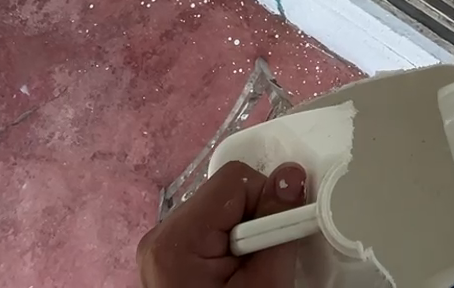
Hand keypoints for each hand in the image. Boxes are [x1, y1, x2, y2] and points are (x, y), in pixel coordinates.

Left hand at [138, 161, 307, 287]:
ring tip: (247, 275)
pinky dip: (232, 245)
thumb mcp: (264, 285)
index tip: (278, 239)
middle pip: (228, 193)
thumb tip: (292, 176)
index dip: (268, 203)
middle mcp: (162, 235)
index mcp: (176, 239)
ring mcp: (162, 248)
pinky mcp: (170, 258)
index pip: (237, 180)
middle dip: (256, 221)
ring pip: (223, 211)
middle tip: (261, 265)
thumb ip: (279, 226)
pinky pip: (212, 230)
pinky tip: (236, 276)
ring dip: (246, 234)